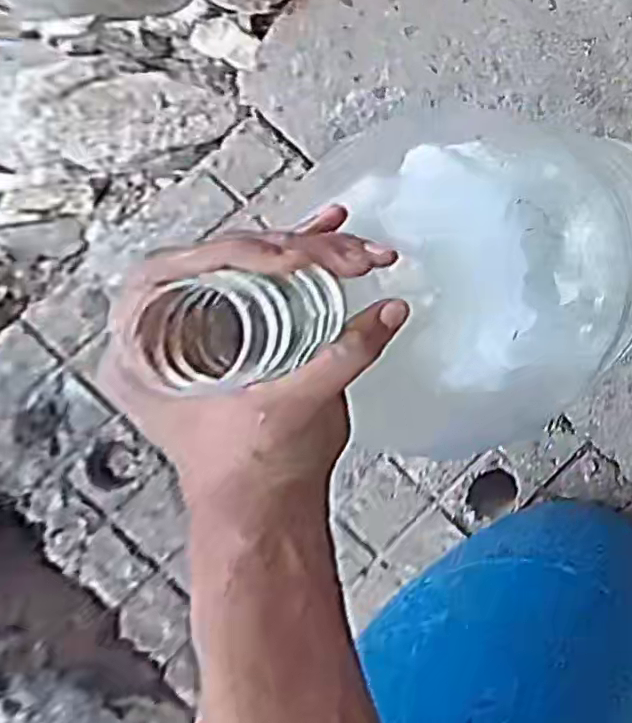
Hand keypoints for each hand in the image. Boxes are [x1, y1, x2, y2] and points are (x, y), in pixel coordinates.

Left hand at [96, 205, 408, 518]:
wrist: (268, 492)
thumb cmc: (252, 461)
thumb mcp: (296, 406)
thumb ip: (344, 355)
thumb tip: (390, 309)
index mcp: (150, 350)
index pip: (173, 274)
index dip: (234, 254)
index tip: (295, 261)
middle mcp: (176, 331)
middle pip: (227, 260)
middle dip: (295, 248)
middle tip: (350, 257)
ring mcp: (220, 326)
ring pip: (259, 262)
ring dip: (315, 247)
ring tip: (362, 250)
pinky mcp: (262, 327)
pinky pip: (280, 277)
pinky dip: (311, 251)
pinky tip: (336, 229)